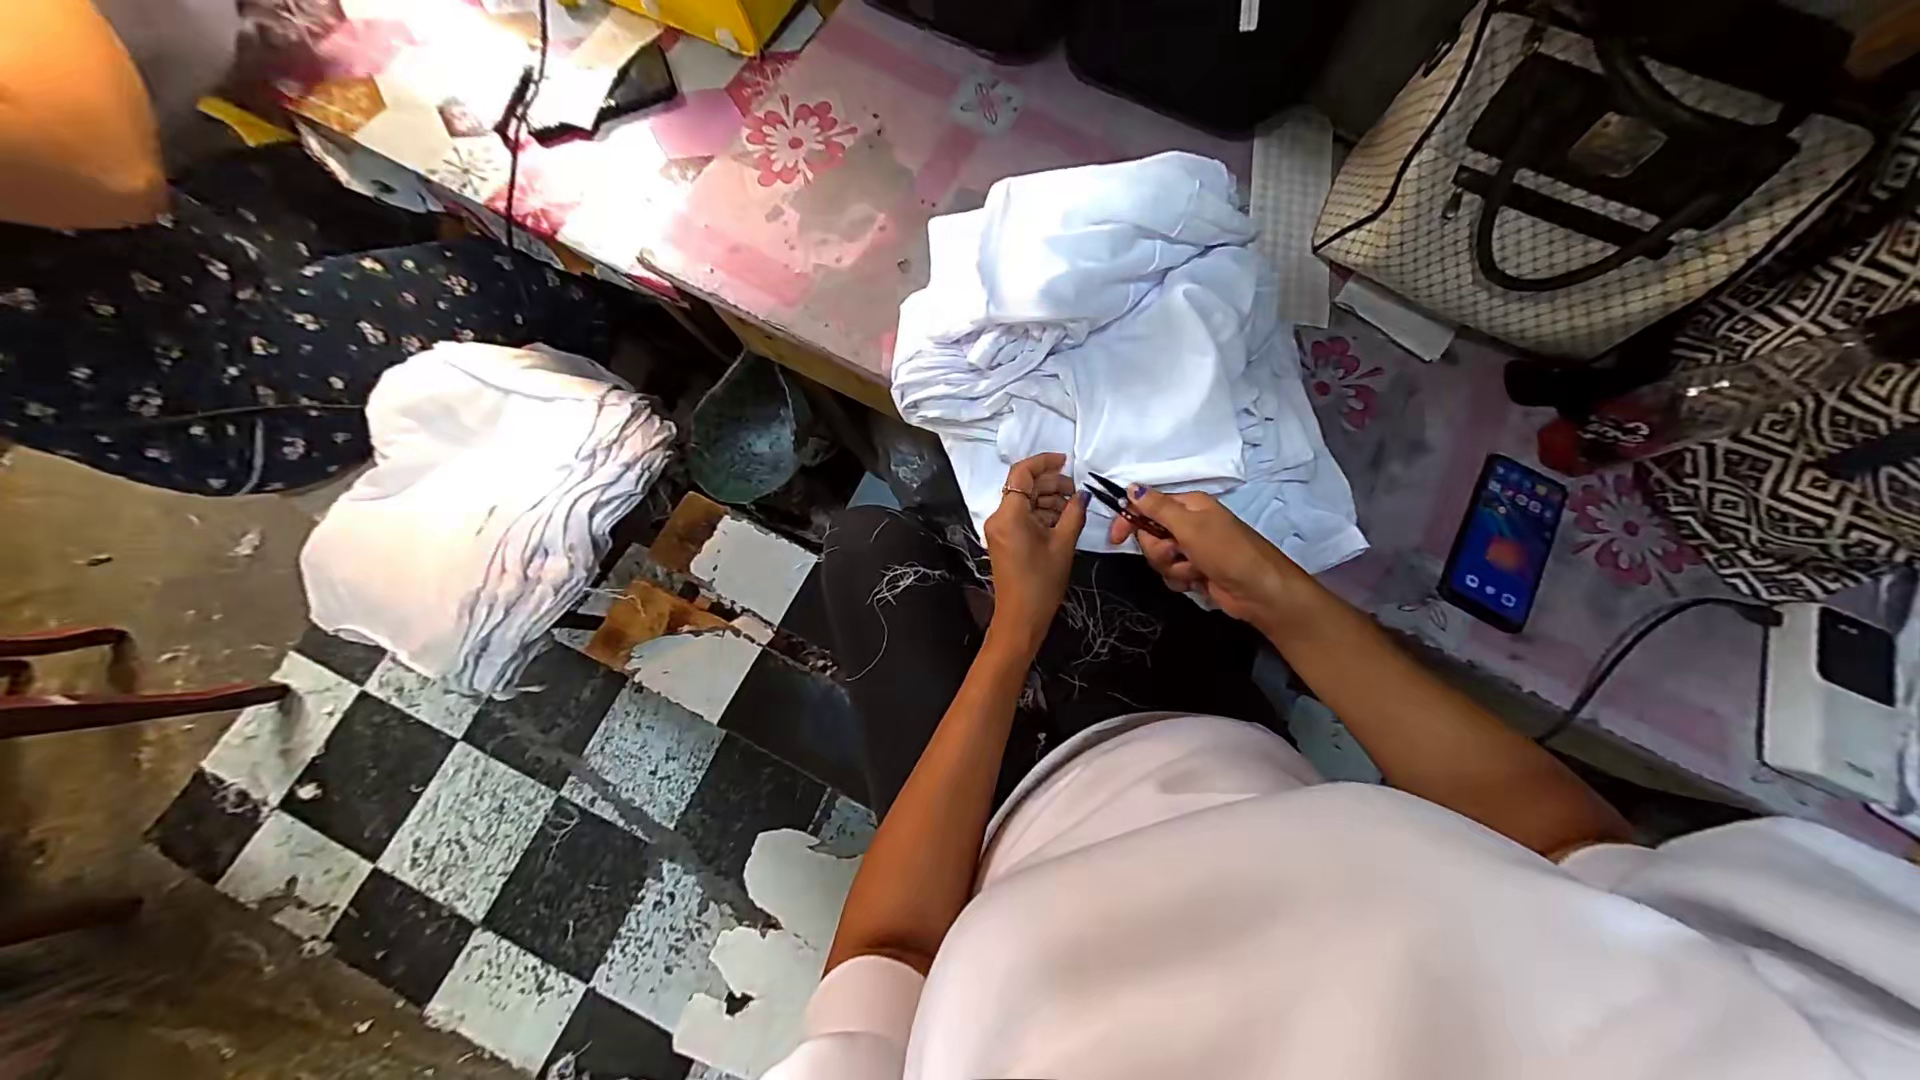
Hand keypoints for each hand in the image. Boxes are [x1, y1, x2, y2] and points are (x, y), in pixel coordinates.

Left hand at [983, 453, 1087, 652]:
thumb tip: (1082, 495)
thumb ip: (1073, 514)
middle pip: (1023, 486)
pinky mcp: (1003, 540)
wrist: (1020, 618)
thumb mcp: (1064, 545)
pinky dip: (1040, 514)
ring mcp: (998, 529)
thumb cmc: (1042, 583)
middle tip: (1076, 492)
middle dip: (1051, 484)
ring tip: (1072, 509)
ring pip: (1024, 501)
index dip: (1044, 462)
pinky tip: (1060, 521)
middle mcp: (998, 517)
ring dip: (1047, 500)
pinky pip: (1021, 517)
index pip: (1021, 473)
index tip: (1066, 461)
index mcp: (1009, 514)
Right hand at [1107, 485, 1303, 633]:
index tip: (1116, 538)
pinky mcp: (1195, 571)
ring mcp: (1192, 549)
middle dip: (1159, 550)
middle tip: (1178, 552)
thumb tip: (1131, 487)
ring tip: (1195, 570)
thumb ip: (1157, 507)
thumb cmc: (1227, 552)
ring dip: (1173, 567)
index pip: (1146, 507)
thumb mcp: (1189, 525)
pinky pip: (1171, 574)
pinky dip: (1181, 580)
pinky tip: (1198, 581)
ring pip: (1158, 558)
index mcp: (1189, 506)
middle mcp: (1189, 525)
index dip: (1129, 521)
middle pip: (1149, 536)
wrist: (1259, 591)